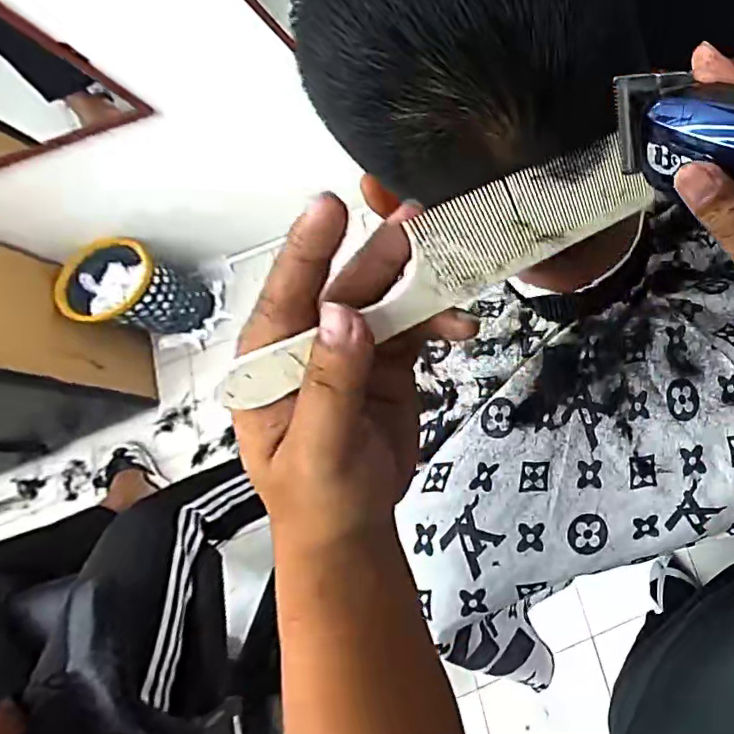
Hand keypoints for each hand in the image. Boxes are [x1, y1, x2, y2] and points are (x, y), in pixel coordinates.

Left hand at [233, 195, 476, 548]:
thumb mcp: (317, 447)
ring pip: (387, 305)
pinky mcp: (387, 368)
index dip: (309, 249)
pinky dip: (440, 322)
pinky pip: (415, 331)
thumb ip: (330, 382)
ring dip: (421, 287)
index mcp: (271, 364)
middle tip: (418, 223)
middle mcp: (310, 349)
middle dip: (382, 257)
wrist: (353, 526)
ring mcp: (353, 356)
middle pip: (346, 290)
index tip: (329, 206)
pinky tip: (462, 325)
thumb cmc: (316, 497)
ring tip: (455, 273)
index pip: (287, 297)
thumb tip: (343, 315)